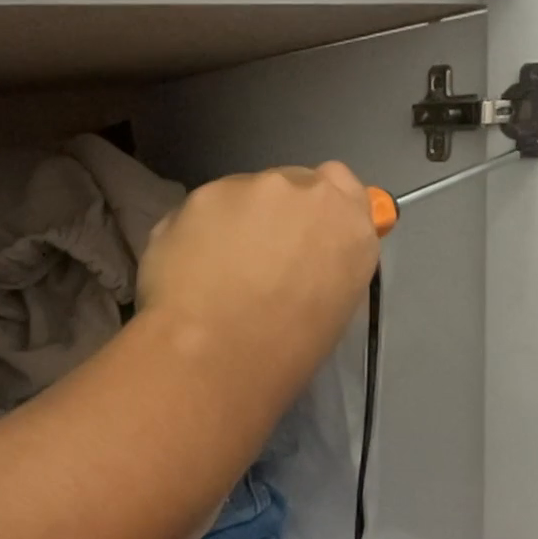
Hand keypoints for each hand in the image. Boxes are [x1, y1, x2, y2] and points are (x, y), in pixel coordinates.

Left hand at [137, 162, 379, 394]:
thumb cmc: (283, 352)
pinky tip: (188, 271)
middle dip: (272, 214)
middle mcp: (304, 192)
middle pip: (288, 185)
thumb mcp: (331, 309)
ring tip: (214, 273)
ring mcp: (250, 187)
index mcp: (349, 225)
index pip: (340, 185)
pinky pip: (202, 210)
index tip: (300, 234)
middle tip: (253, 260)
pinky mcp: (200, 195)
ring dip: (232, 222)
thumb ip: (324, 264)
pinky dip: (195, 232)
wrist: (212, 353)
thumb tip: (304, 258)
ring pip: (241, 195)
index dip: (315, 209)